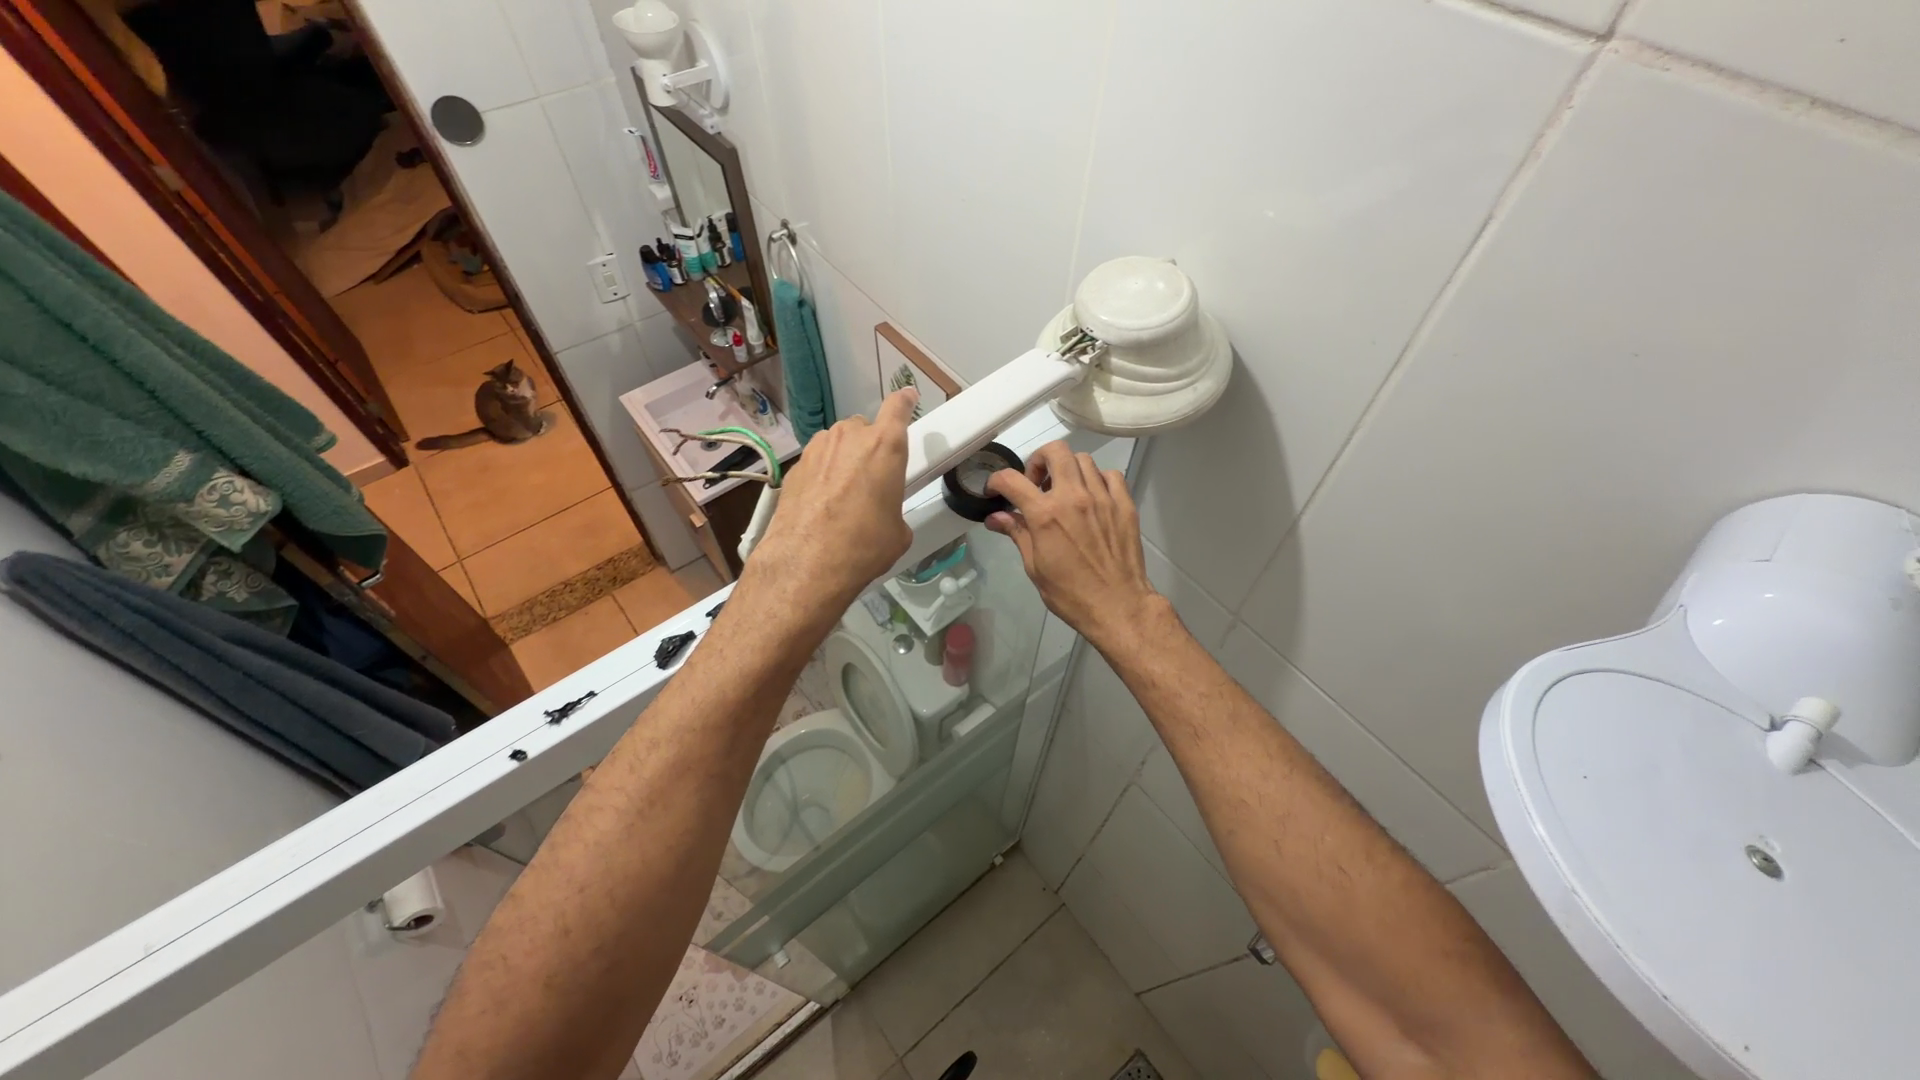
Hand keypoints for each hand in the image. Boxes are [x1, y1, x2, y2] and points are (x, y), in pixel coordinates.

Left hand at [748, 388, 917, 612]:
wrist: (807, 563)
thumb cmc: (863, 545)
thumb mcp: (897, 532)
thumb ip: (893, 508)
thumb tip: (882, 516)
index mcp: (885, 447)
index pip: (898, 407)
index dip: (904, 401)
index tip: (907, 398)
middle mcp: (850, 438)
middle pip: (863, 429)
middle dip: (869, 447)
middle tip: (873, 477)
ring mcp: (817, 449)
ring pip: (837, 444)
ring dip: (843, 460)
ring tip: (845, 494)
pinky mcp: (795, 468)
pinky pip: (816, 464)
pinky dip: (821, 477)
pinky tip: (822, 506)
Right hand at [985, 441, 1164, 649]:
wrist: (1118, 606)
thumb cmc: (1070, 593)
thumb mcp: (1035, 566)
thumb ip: (1017, 534)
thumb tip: (995, 518)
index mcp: (1046, 515)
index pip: (1013, 480)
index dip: (997, 481)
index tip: (996, 490)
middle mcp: (1074, 497)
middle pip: (1055, 451)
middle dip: (1039, 460)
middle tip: (1037, 483)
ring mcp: (1103, 498)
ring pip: (1083, 460)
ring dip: (1068, 470)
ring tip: (1065, 492)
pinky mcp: (1124, 505)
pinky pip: (1111, 475)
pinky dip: (1097, 479)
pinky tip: (1092, 498)